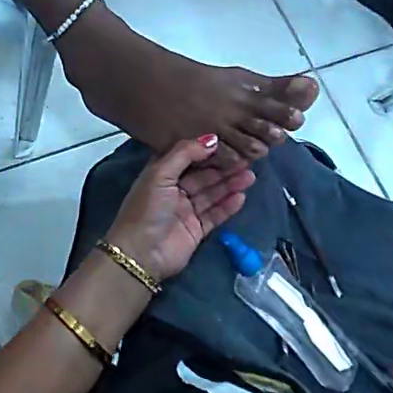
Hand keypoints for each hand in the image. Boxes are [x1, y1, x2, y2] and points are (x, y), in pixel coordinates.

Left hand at [103, 135, 253, 282]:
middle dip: (223, 168)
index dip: (206, 150)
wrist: (142, 253)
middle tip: (247, 159)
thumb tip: (211, 139)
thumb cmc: (147, 208)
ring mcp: (186, 210)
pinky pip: (215, 214)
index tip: (229, 142)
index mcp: (161, 174)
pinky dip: (228, 205)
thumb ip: (185, 153)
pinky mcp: (196, 229)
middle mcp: (174, 190)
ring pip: (212, 193)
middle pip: (203, 175)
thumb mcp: (160, 174)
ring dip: (230, 184)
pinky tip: (241, 196)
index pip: (187, 158)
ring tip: (250, 175)